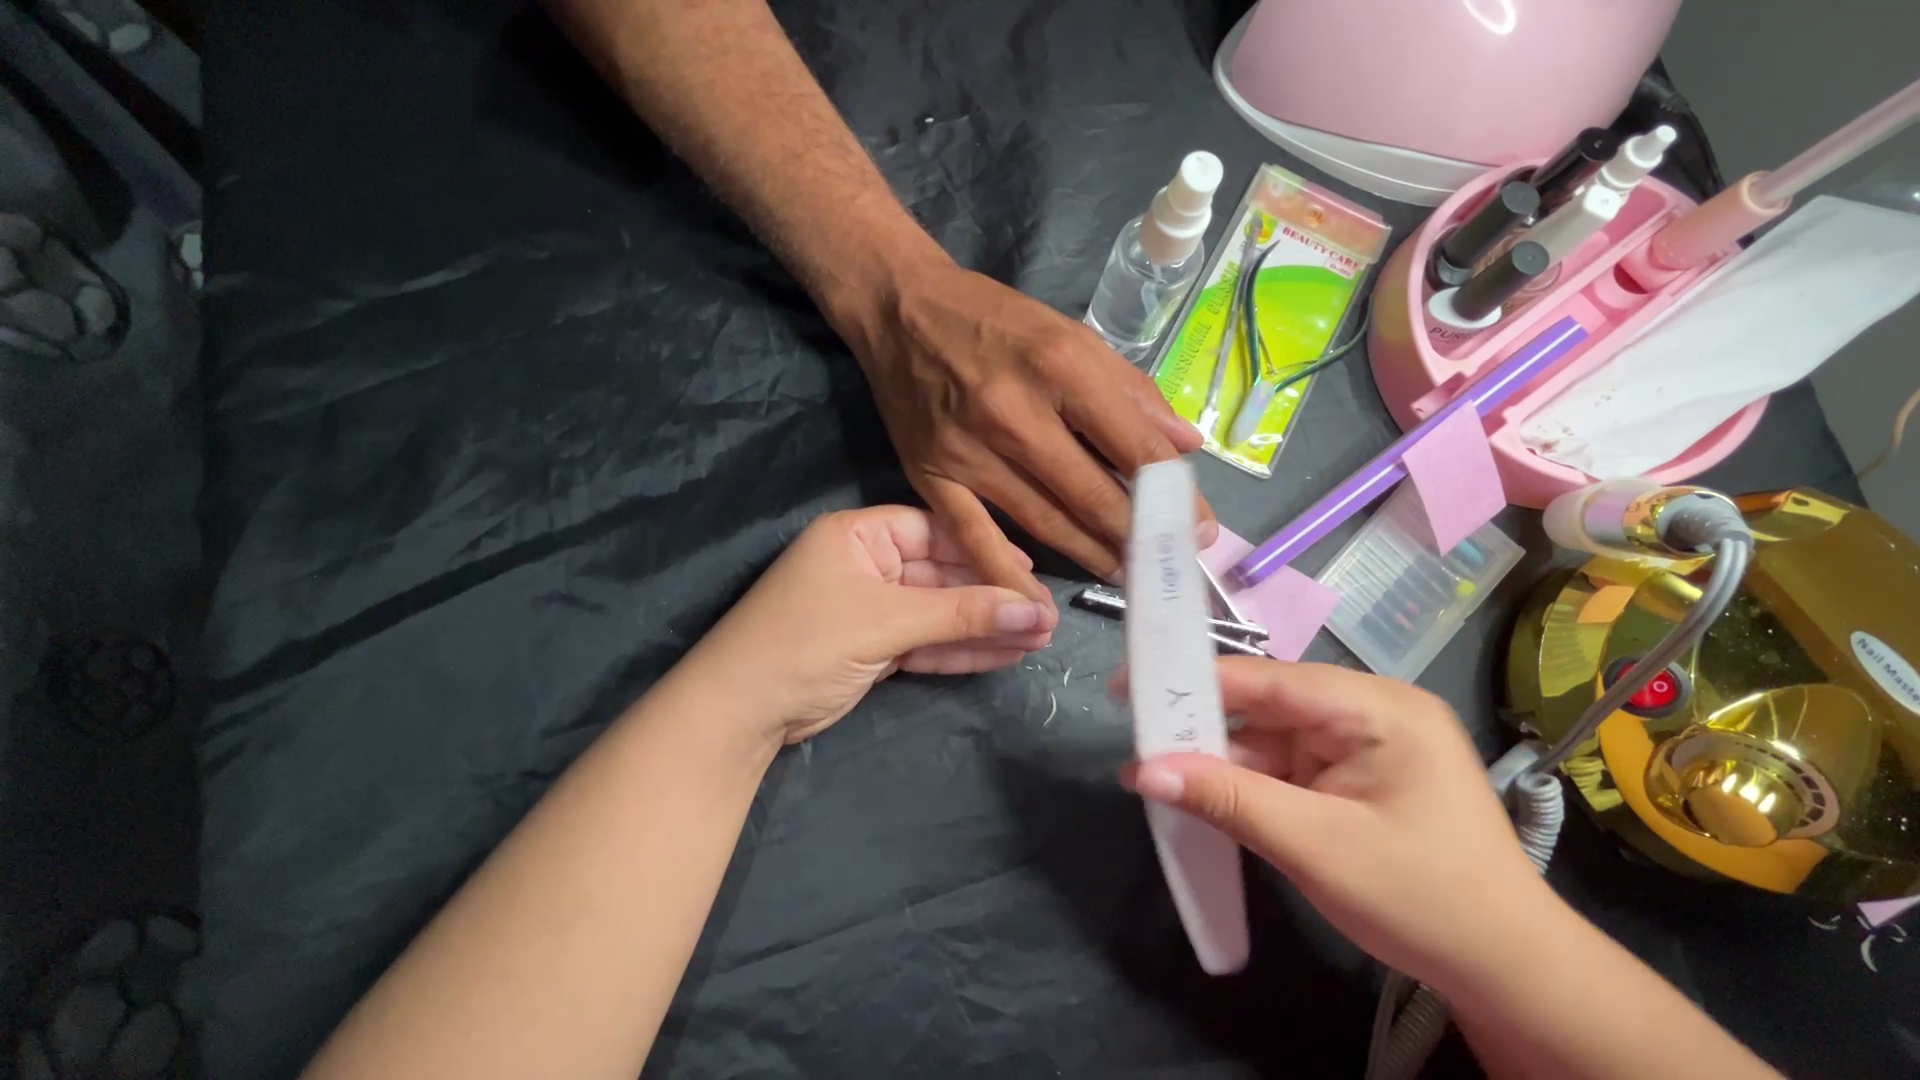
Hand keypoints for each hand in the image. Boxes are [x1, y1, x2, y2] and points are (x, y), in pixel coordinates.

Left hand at [691, 506, 1057, 744]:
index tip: (1033, 571)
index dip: (984, 549)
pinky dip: (962, 650)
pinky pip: (928, 642)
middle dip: (992, 597)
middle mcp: (867, 565)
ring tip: (1040, 638)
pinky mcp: (875, 648)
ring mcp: (871, 610)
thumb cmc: (806, 642)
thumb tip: (1036, 610)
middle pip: (943, 575)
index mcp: (858, 536)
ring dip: (986, 627)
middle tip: (1047, 615)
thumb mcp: (886, 621)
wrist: (740, 712)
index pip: (935, 530)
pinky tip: (1006, 653)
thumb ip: (961, 614)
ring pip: (940, 613)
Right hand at [839, 260, 1214, 597]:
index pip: (1134, 447)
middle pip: (1092, 495)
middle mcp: (1015, 414)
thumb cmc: (994, 319)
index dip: (1174, 497)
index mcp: (1060, 368)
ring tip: (1126, 574)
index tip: (1198, 530)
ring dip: (1093, 555)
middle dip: (1139, 536)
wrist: (901, 310)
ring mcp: (968, 452)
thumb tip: (1183, 446)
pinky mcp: (931, 477)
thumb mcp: (1071, 333)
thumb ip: (1130, 391)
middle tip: (1167, 564)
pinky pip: (975, 538)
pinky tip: (1038, 602)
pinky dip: (1008, 574)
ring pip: (1045, 522)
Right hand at [1120, 659, 1558, 990]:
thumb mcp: (1315, 847)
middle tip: (1138, 741)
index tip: (1128, 685)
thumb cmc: (1421, 899)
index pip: (1270, 678)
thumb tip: (1142, 770)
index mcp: (1378, 709)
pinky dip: (1247, 783)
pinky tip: (1204, 795)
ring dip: (1222, 762)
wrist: (1507, 971)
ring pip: (1270, 738)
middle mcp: (1370, 712)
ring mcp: (1364, 745)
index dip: (1196, 680)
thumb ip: (1227, 800)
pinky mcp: (1356, 777)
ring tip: (1158, 774)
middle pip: (1267, 705)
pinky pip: (1287, 767)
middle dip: (1205, 727)